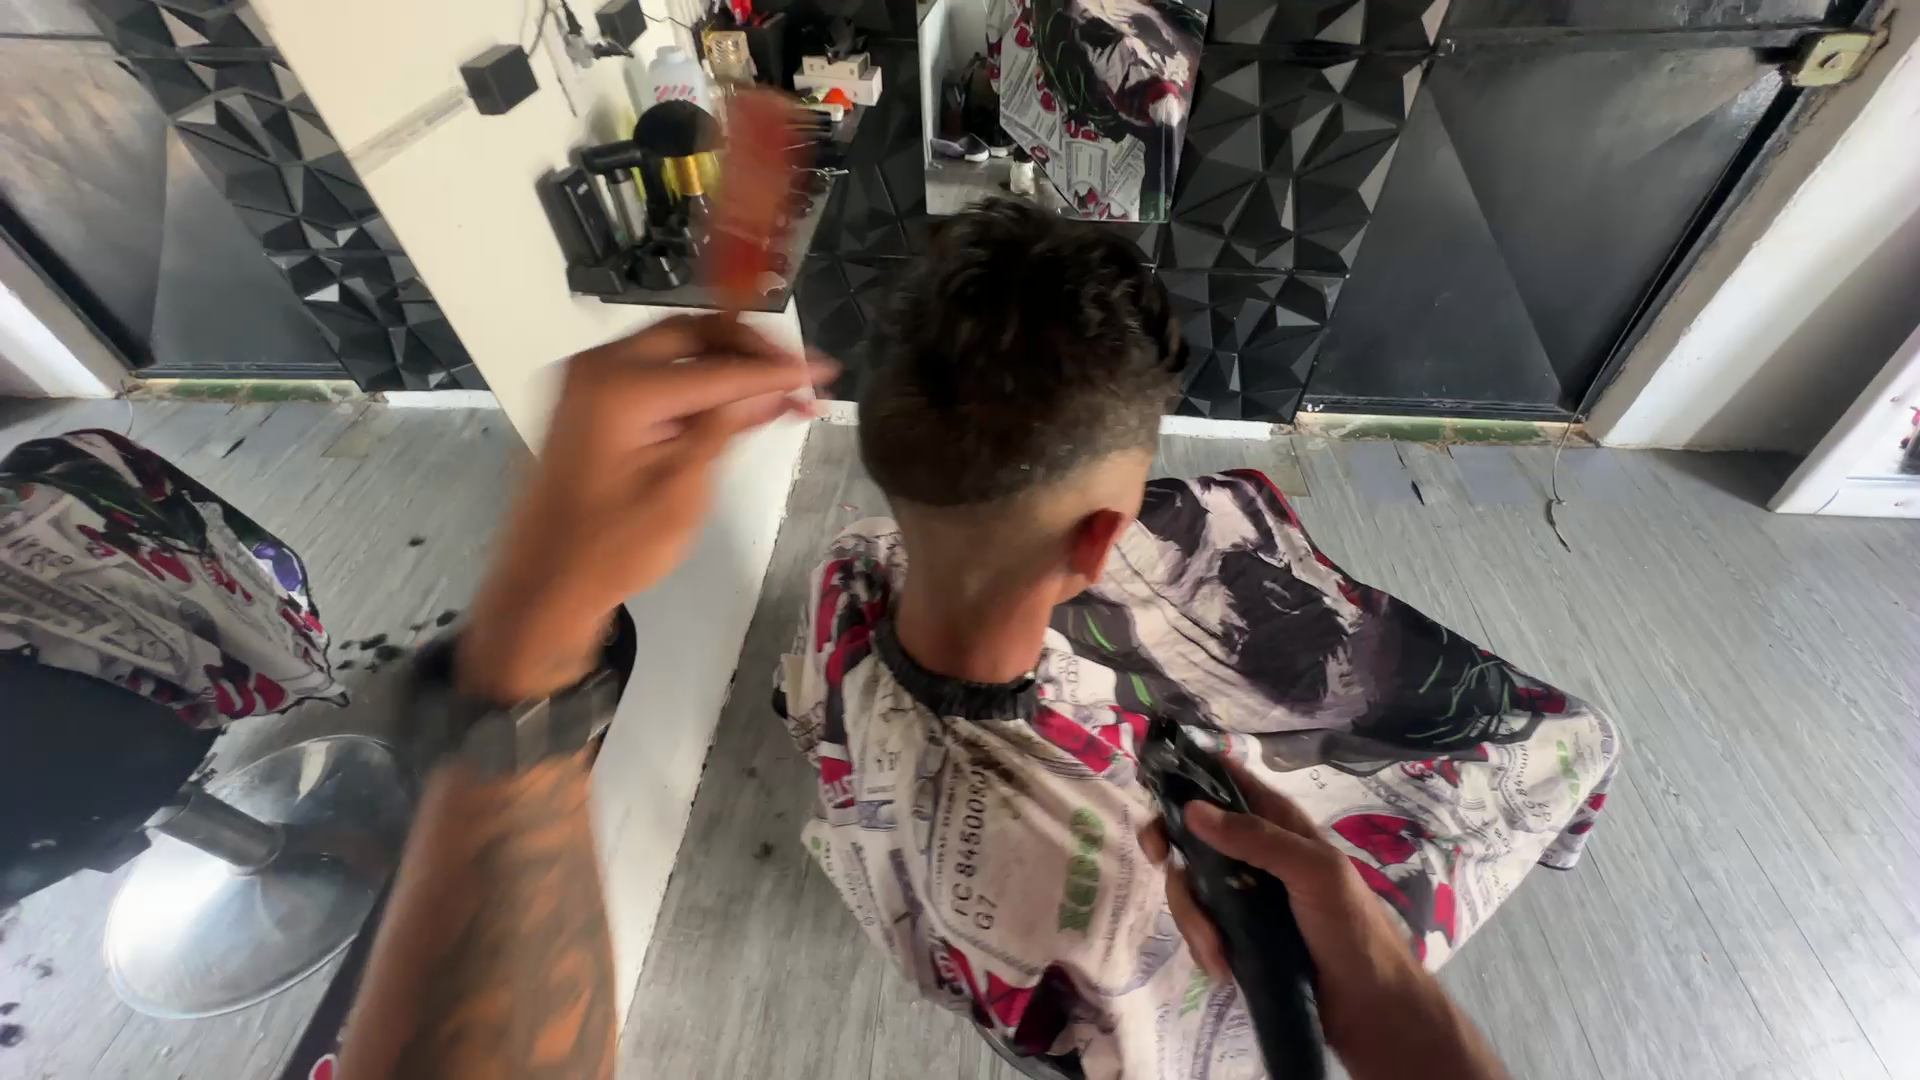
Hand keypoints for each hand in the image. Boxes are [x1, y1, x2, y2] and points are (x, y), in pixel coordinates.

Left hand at [458, 315, 836, 702]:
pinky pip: (654, 368)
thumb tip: (772, 390)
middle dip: (752, 348)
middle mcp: (599, 368)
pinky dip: (697, 376)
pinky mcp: (589, 397)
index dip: (777, 371)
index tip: (823, 371)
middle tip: (799, 373)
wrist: (548, 583)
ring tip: (776, 387)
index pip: (720, 369)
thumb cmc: (615, 549)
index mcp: (621, 390)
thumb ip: (726, 427)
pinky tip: (732, 399)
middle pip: (694, 333)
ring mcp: (588, 379)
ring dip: (727, 359)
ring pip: (675, 345)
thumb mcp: (683, 490)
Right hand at [1139, 758, 1419, 1044]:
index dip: (1187, 773)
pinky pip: (1198, 924)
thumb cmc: (1354, 928)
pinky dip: (1202, 944)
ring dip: (1192, 915)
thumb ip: (1256, 837)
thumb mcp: (1315, 871)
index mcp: (1275, 822)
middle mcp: (1250, 849)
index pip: (1224, 779)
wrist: (1375, 1013)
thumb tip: (1190, 809)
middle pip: (1188, 828)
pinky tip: (1222, 967)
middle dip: (1166, 841)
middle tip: (1155, 856)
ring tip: (1216, 950)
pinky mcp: (1233, 932)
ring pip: (1188, 881)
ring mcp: (1239, 892)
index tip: (1152, 782)